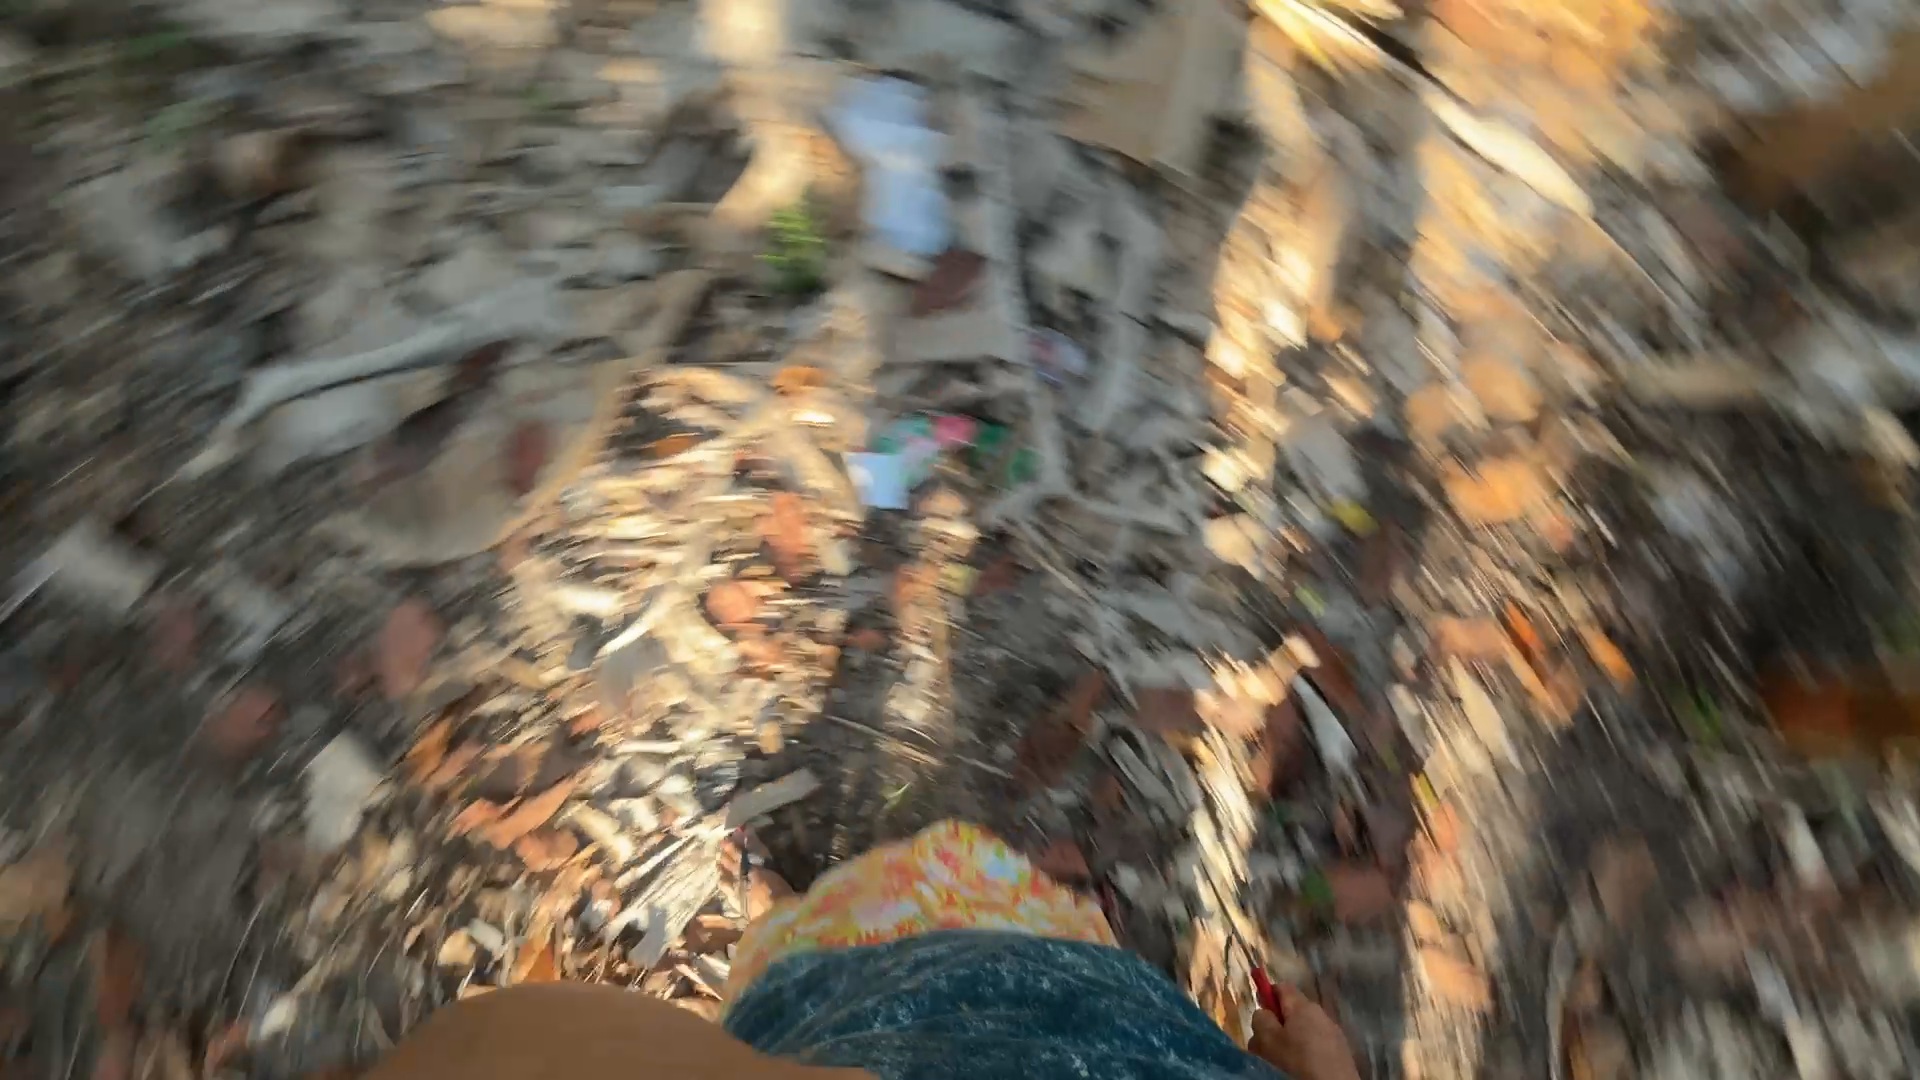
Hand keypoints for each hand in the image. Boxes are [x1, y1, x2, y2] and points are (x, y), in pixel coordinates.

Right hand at [1247, 985, 1360, 1079]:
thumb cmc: (1297, 1063)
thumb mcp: (1267, 1040)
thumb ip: (1260, 1019)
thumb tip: (1265, 1013)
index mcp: (1302, 1005)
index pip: (1281, 986)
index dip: (1268, 996)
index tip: (1263, 1016)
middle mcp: (1320, 1013)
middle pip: (1295, 1008)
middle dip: (1282, 1021)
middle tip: (1272, 1042)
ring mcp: (1335, 1032)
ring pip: (1307, 1027)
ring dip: (1296, 1037)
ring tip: (1289, 1058)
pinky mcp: (1344, 1052)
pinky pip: (1320, 1043)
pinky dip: (1311, 1050)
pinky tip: (1307, 1066)